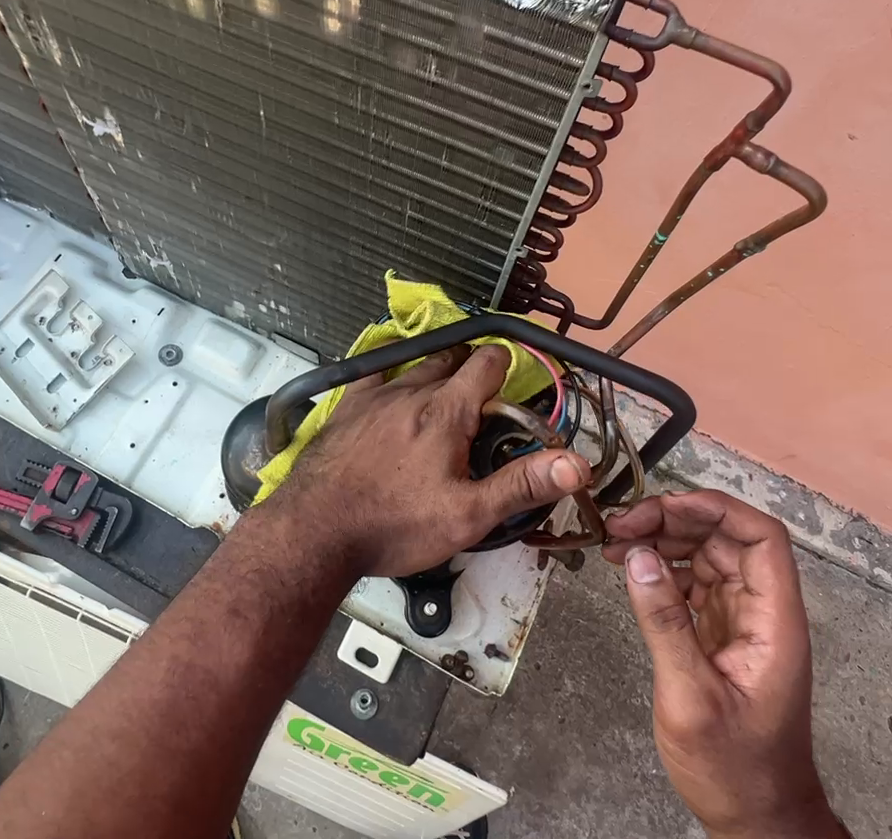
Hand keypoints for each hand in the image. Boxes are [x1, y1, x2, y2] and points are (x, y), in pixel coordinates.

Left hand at [263, 344, 590, 578]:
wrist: (315, 530)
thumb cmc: (394, 525)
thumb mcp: (467, 516)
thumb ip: (521, 485)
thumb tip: (575, 464)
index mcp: (446, 412)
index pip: (487, 363)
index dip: (508, 367)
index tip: (516, 386)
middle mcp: (411, 391)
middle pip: (452, 360)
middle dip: (473, 371)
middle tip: (485, 401)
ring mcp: (373, 396)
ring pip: (414, 366)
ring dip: (435, 373)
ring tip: (445, 396)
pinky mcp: (345, 408)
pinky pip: (373, 373)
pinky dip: (390, 374)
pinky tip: (391, 387)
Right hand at [603, 491, 846, 838]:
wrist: (755, 818)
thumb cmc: (733, 767)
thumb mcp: (691, 696)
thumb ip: (665, 623)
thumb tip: (636, 556)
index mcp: (775, 620)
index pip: (761, 538)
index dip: (716, 509)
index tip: (661, 507)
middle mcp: (762, 611)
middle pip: (727, 538)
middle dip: (675, 520)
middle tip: (621, 526)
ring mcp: (741, 621)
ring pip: (708, 555)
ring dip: (664, 540)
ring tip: (616, 541)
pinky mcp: (720, 633)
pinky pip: (693, 582)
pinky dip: (662, 568)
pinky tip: (630, 570)